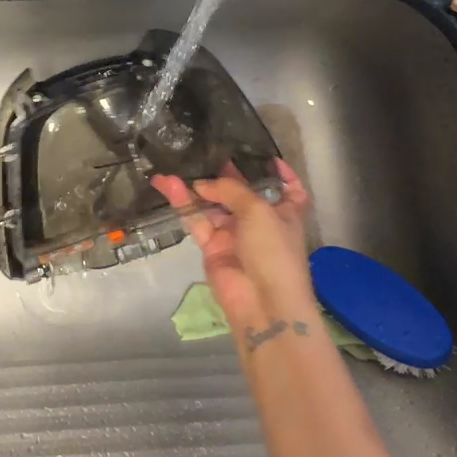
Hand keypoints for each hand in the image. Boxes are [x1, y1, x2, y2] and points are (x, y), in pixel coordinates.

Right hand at [153, 160, 316, 340]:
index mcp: (285, 212)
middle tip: (204, 153)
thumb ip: (231, 189)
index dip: (280, 174)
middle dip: (225, 175)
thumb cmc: (274, 251)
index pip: (288, 189)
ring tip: (173, 167)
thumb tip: (202, 184)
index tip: (265, 158)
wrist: (263, 302)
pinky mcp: (212, 247)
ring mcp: (235, 235)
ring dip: (195, 188)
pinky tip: (169, 185)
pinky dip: (183, 203)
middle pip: (242, 193)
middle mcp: (261, 222)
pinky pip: (197, 220)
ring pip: (214, 205)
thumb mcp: (259, 210)